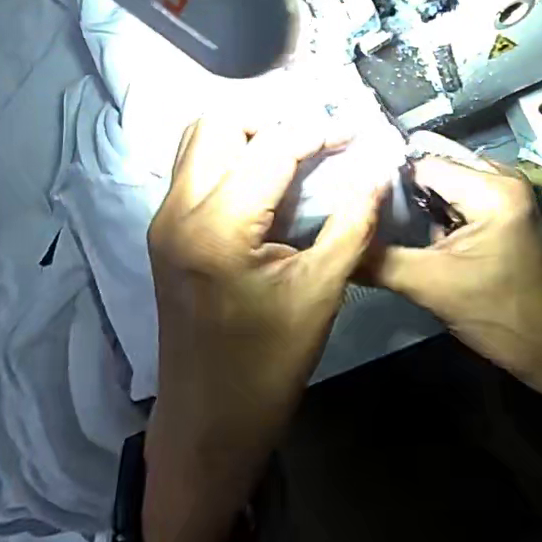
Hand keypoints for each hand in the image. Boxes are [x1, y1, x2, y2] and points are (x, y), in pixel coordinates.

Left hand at [142, 115, 384, 541]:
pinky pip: (194, 167)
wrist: (208, 422)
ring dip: (247, 132)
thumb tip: (377, 170)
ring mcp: (164, 219)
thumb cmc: (270, 363)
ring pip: (199, 139)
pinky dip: (230, 155)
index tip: (355, 132)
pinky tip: (267, 177)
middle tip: (319, 138)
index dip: (319, 131)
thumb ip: (352, 222)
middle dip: (274, 118)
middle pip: (220, 123)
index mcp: (219, 227)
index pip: (272, 146)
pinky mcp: (164, 232)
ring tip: (296, 150)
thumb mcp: (322, 291)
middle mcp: (179, 210)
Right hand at [368, 135, 541, 402]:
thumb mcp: (431, 286)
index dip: (387, 181)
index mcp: (493, 188)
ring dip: (417, 200)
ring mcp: (506, 192)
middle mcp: (503, 178)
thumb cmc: (497, 315)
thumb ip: (379, 259)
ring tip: (381, 219)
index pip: (423, 165)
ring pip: (445, 180)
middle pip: (435, 167)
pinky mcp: (503, 209)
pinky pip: (459, 194)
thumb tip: (334, 241)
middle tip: (361, 207)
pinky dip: (436, 209)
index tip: (353, 198)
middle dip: (401, 188)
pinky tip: (413, 230)